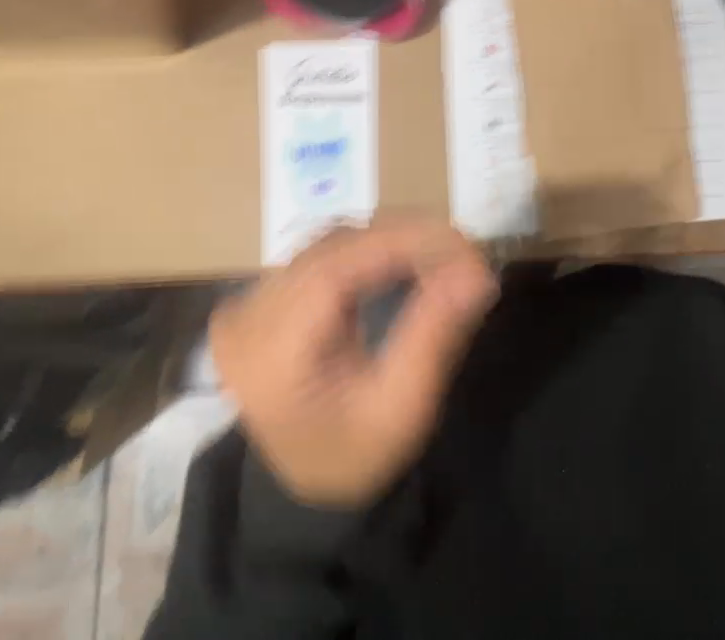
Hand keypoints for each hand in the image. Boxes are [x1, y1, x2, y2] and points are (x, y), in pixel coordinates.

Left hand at [211, 221, 498, 505]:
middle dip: (411, 240)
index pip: (339, 266)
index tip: (468, 248)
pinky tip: (408, 261)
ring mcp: (248, 304)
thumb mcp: (401, 409)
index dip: (408, 244)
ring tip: (446, 257)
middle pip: (337, 246)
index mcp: (270, 351)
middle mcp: (247, 316)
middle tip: (470, 257)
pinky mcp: (262, 298)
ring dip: (394, 240)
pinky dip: (372, 250)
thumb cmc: (358, 454)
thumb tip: (476, 273)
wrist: (311, 483)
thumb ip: (433, 336)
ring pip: (333, 241)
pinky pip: (324, 253)